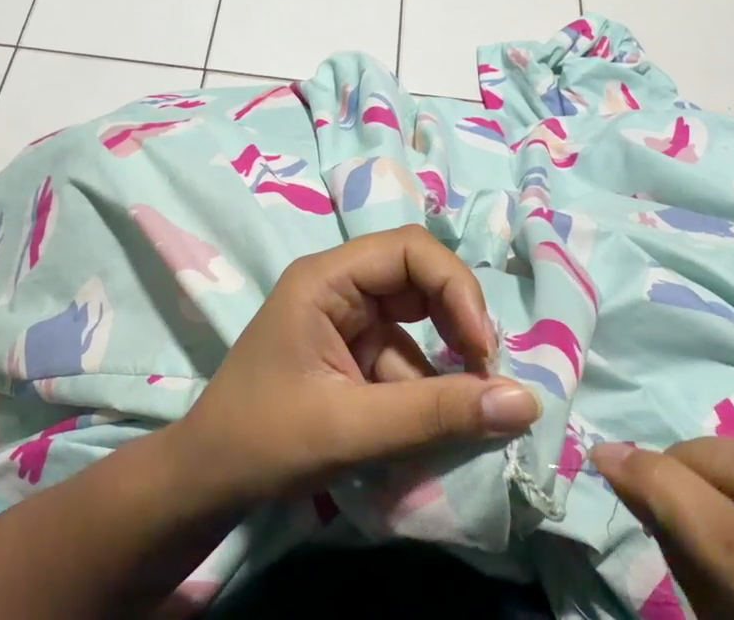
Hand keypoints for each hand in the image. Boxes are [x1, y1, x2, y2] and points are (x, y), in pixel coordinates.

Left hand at [168, 226, 541, 508]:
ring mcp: (345, 324)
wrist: (206, 484)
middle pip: (420, 282)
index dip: (456, 288)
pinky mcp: (352, 360)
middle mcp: (337, 289)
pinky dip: (427, 394)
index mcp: (325, 280)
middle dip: (458, 326)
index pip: (410, 249)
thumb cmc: (264, 442)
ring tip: (461, 420)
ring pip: (419, 328)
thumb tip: (527, 401)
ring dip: (445, 371)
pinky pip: (406, 363)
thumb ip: (438, 413)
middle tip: (484, 378)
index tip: (481, 349)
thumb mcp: (352, 427)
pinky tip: (430, 432)